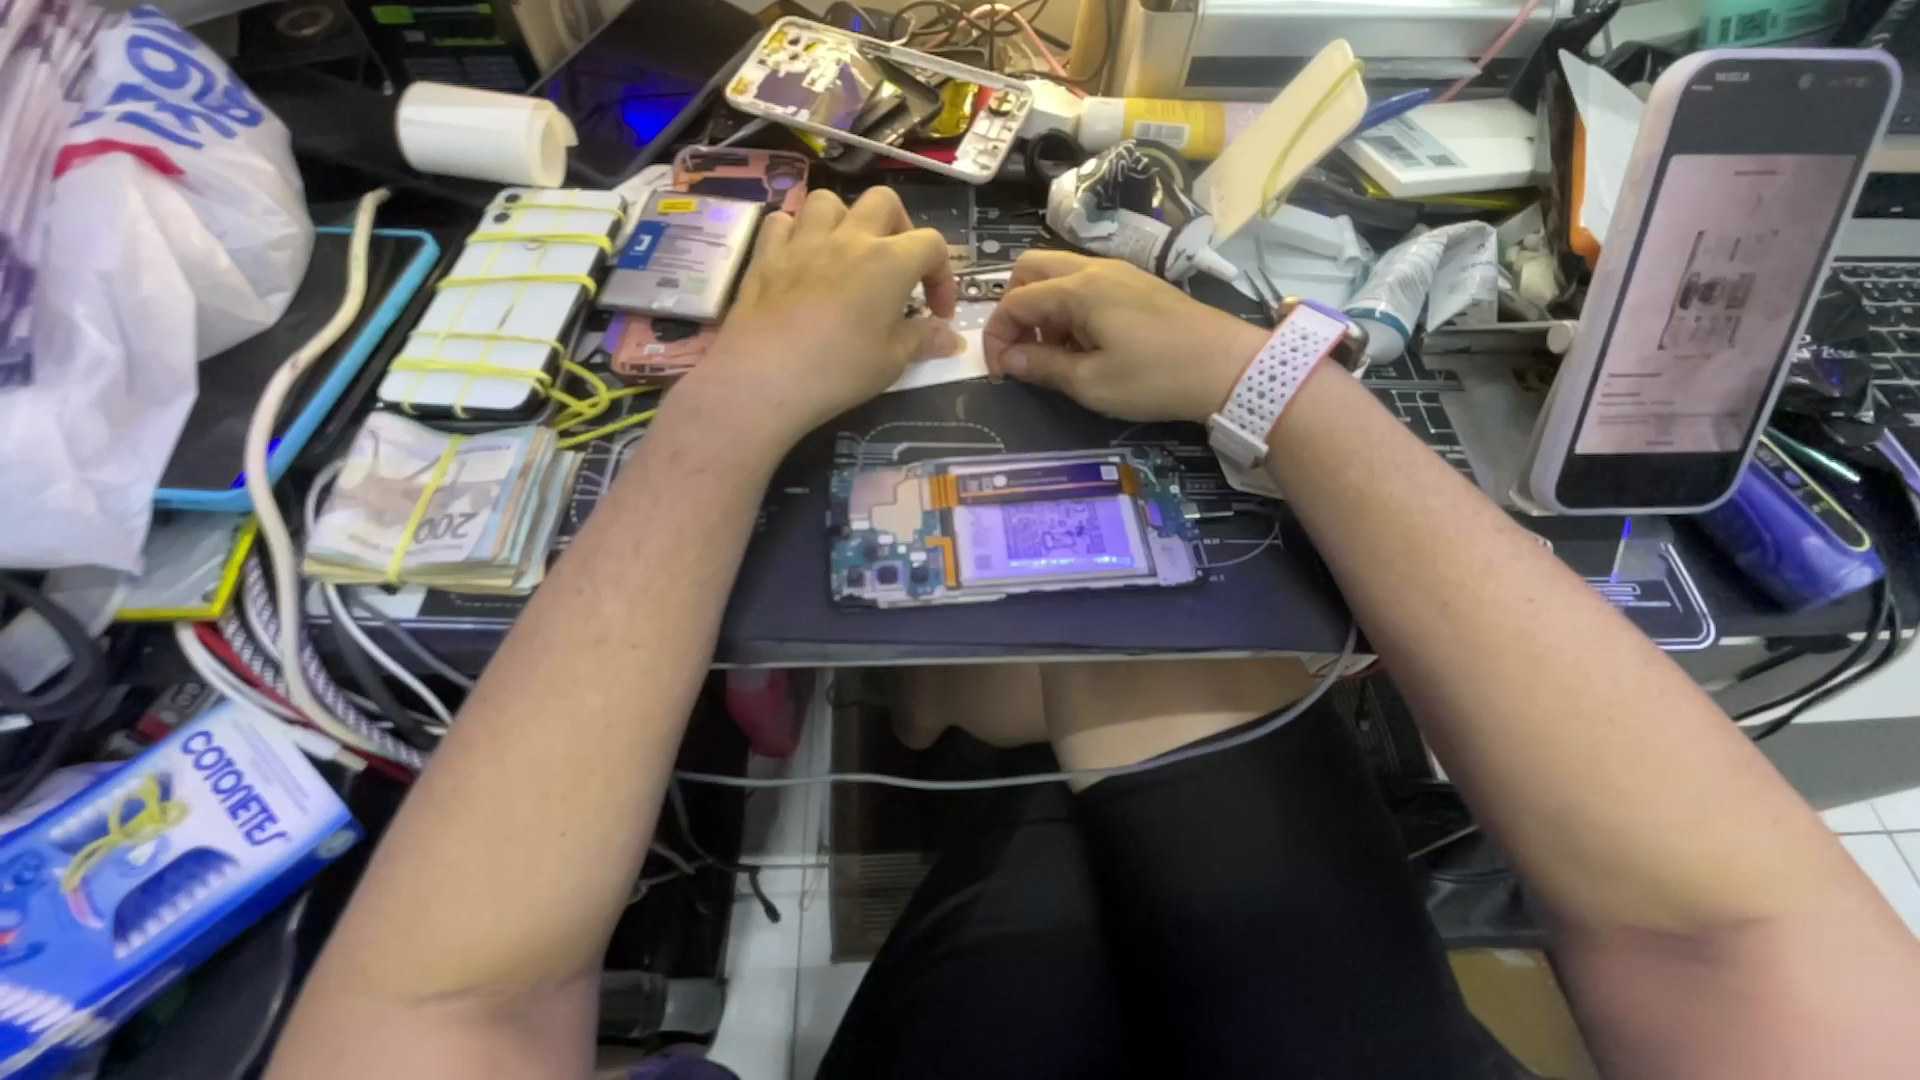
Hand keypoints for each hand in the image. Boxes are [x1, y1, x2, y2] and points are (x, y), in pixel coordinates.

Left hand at [694, 187, 961, 444]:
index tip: (937, 313)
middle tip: (897, 269)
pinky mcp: (766, 254)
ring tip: (846, 254)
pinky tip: (800, 259)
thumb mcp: (891, 361)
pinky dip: (796, 232)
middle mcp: (848, 238)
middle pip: (884, 202)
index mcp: (889, 261)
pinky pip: (783, 221)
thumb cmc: (839, 370)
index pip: (931, 245)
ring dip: (845, 220)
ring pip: (829, 201)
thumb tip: (951, 338)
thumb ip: (923, 341)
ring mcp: (803, 241)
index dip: (942, 276)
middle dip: (900, 228)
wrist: (764, 377)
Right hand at [982, 251, 1266, 422]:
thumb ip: (1042, 366)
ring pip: (1058, 274)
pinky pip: (1085, 284)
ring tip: (1052, 354)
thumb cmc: (1155, 377)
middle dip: (1013, 309)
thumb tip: (1008, 360)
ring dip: (1042, 309)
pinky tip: (1083, 345)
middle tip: (1021, 351)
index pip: (1015, 300)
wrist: (1228, 367)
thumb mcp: (1091, 382)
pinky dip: (1068, 309)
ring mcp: (1119, 272)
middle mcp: (1094, 268)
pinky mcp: (1137, 284)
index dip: (996, 336)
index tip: (1000, 372)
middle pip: (1031, 269)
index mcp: (1078, 289)